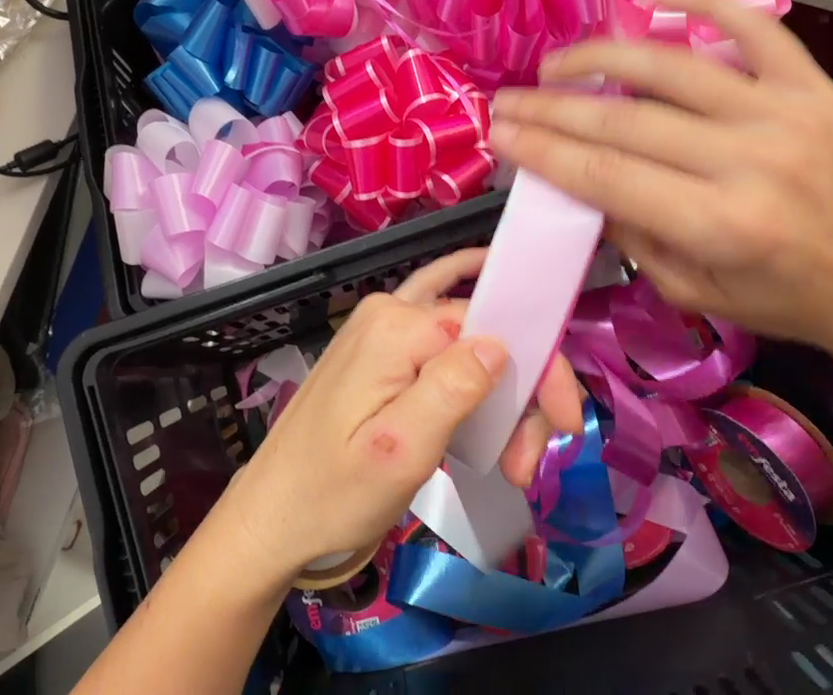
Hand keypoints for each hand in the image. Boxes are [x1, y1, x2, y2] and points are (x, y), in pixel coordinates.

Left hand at [211, 249, 584, 583]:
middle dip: (516, 398)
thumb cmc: (333, 495)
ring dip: (498, 396)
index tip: (559, 432)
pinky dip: (473, 369)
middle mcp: (388, 313)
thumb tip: (500, 343)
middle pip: (483, 335)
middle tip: (521, 467)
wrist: (273, 519)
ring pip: (467, 342)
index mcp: (395, 327)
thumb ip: (452, 389)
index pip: (493, 327)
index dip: (537, 374)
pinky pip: (440, 341)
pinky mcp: (378, 355)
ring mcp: (379, 331)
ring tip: (504, 462)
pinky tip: (493, 383)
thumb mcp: (401, 451)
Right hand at [486, 0, 832, 365]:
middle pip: (624, 120)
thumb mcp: (693, 293)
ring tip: (555, 65)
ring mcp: (786, 114)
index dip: (542, 150)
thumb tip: (577, 179)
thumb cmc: (784, 300)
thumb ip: (632, 236)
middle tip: (507, 101)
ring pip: (671, 68)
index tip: (498, 134)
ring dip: (599, 59)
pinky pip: (753, 29)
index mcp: (721, 224)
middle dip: (551, 109)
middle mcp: (751, 161)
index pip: (605, 174)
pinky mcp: (814, 88)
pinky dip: (701, 3)